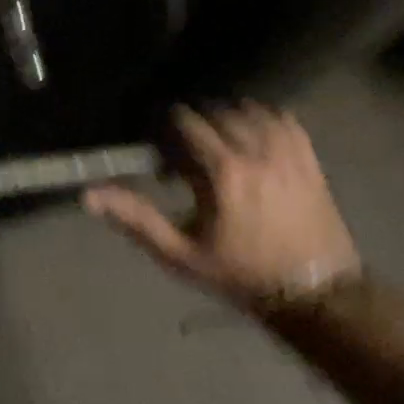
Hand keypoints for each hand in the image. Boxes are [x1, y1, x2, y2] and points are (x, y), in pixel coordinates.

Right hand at [83, 103, 360, 308]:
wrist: (314, 292)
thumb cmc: (239, 274)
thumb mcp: (179, 253)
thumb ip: (136, 219)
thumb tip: (89, 196)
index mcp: (224, 173)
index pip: (190, 124)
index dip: (167, 125)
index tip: (156, 140)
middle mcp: (259, 154)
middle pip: (220, 113)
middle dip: (196, 121)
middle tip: (180, 144)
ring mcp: (290, 155)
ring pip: (254, 111)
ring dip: (228, 116)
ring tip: (213, 136)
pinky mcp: (310, 161)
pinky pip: (286, 121)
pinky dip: (264, 117)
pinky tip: (252, 133)